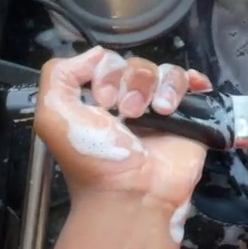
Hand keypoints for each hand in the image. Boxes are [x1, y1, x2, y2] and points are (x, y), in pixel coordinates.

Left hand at [35, 48, 211, 217]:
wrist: (133, 195)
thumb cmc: (93, 160)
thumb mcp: (53, 116)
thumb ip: (59, 76)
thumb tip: (96, 53)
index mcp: (98, 100)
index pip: (108, 62)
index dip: (107, 75)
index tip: (103, 103)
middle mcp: (129, 101)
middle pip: (139, 64)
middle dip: (134, 84)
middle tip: (130, 115)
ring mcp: (161, 110)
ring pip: (167, 72)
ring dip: (164, 87)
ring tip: (161, 112)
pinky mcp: (189, 120)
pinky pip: (194, 85)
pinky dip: (193, 82)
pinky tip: (192, 88)